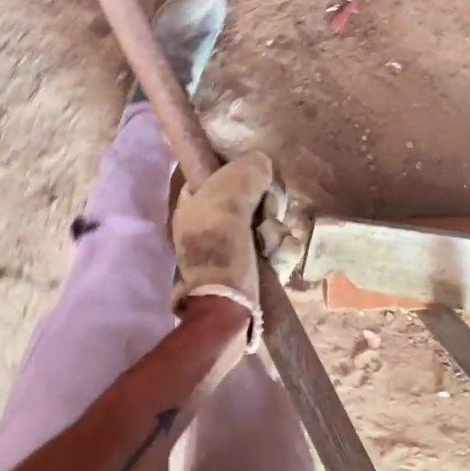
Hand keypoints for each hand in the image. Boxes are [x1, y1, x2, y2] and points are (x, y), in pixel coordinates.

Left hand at [172, 153, 284, 350]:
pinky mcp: (248, 265)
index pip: (217, 172)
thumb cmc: (220, 249)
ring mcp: (228, 246)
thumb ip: (245, 173)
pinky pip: (271, 245)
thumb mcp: (229, 200)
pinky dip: (277, 250)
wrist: (228, 308)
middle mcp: (206, 222)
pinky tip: (276, 257)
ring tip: (269, 244)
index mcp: (192, 203)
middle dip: (264, 206)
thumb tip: (261, 162)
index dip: (238, 171)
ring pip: (263, 221)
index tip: (256, 179)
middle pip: (248, 197)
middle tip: (266, 216)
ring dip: (273, 231)